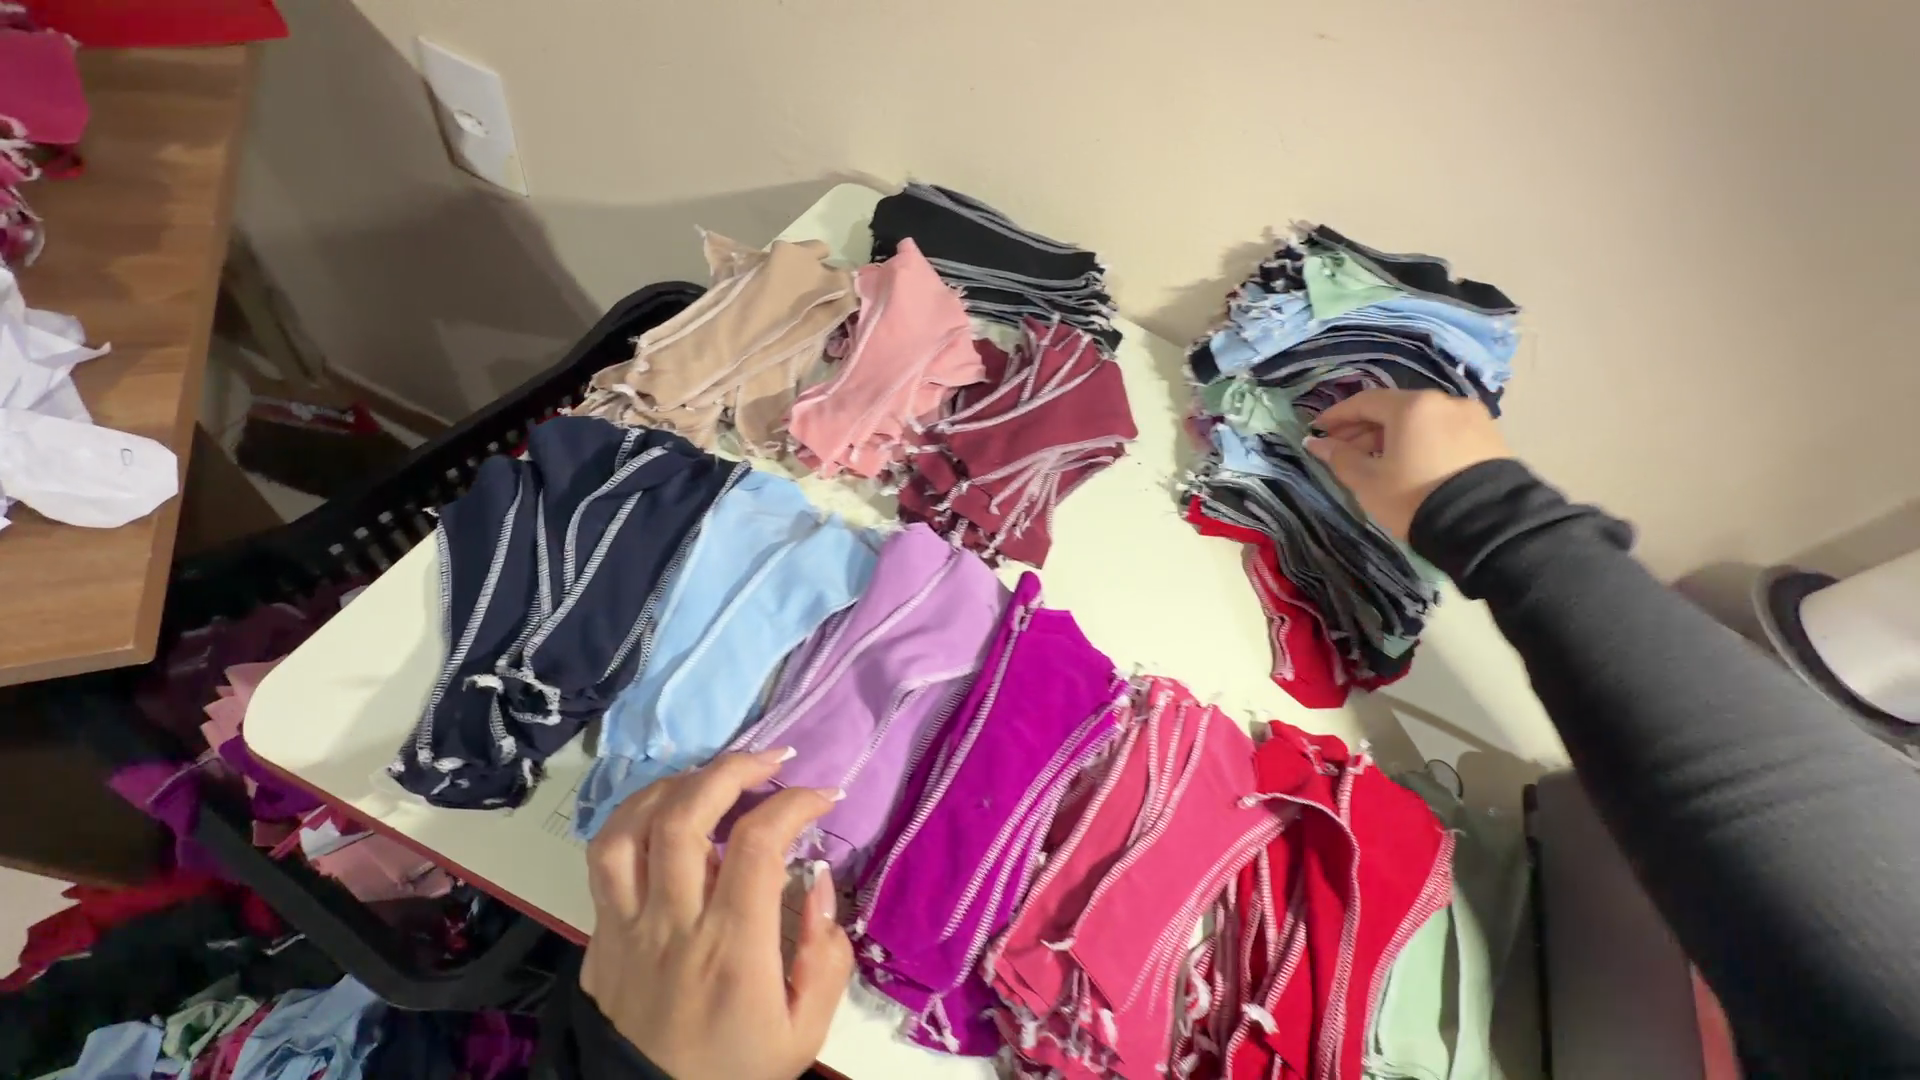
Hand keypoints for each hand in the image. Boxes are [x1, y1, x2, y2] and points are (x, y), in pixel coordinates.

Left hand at [581, 749, 850, 1079]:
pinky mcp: (599, 934)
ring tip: (715, 775)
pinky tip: (668, 808)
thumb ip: (826, 955)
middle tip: (772, 760)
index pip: (758, 845)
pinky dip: (635, 816)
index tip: (823, 796)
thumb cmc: (735, 1070)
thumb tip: (818, 879)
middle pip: (685, 817)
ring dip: (677, 784)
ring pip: (631, 828)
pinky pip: (604, 858)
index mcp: (731, 948)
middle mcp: (673, 924)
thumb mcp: (804, 1032)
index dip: (795, 804)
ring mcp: (625, 926)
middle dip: (733, 769)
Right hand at [1303, 388, 1510, 539]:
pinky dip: (1418, 441)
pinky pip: (1442, 431)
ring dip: (1391, 436)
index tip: (1318, 430)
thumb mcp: (1368, 481)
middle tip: (1342, 449)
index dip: (1337, 415)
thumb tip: (1316, 443)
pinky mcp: (1489, 437)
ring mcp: (1472, 418)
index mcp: (1412, 407)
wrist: (1486, 526)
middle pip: (1394, 409)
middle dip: (1363, 428)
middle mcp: (1444, 402)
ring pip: (1420, 420)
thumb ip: (1339, 457)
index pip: (1365, 402)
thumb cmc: (1414, 496)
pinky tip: (1407, 463)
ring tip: (1373, 460)